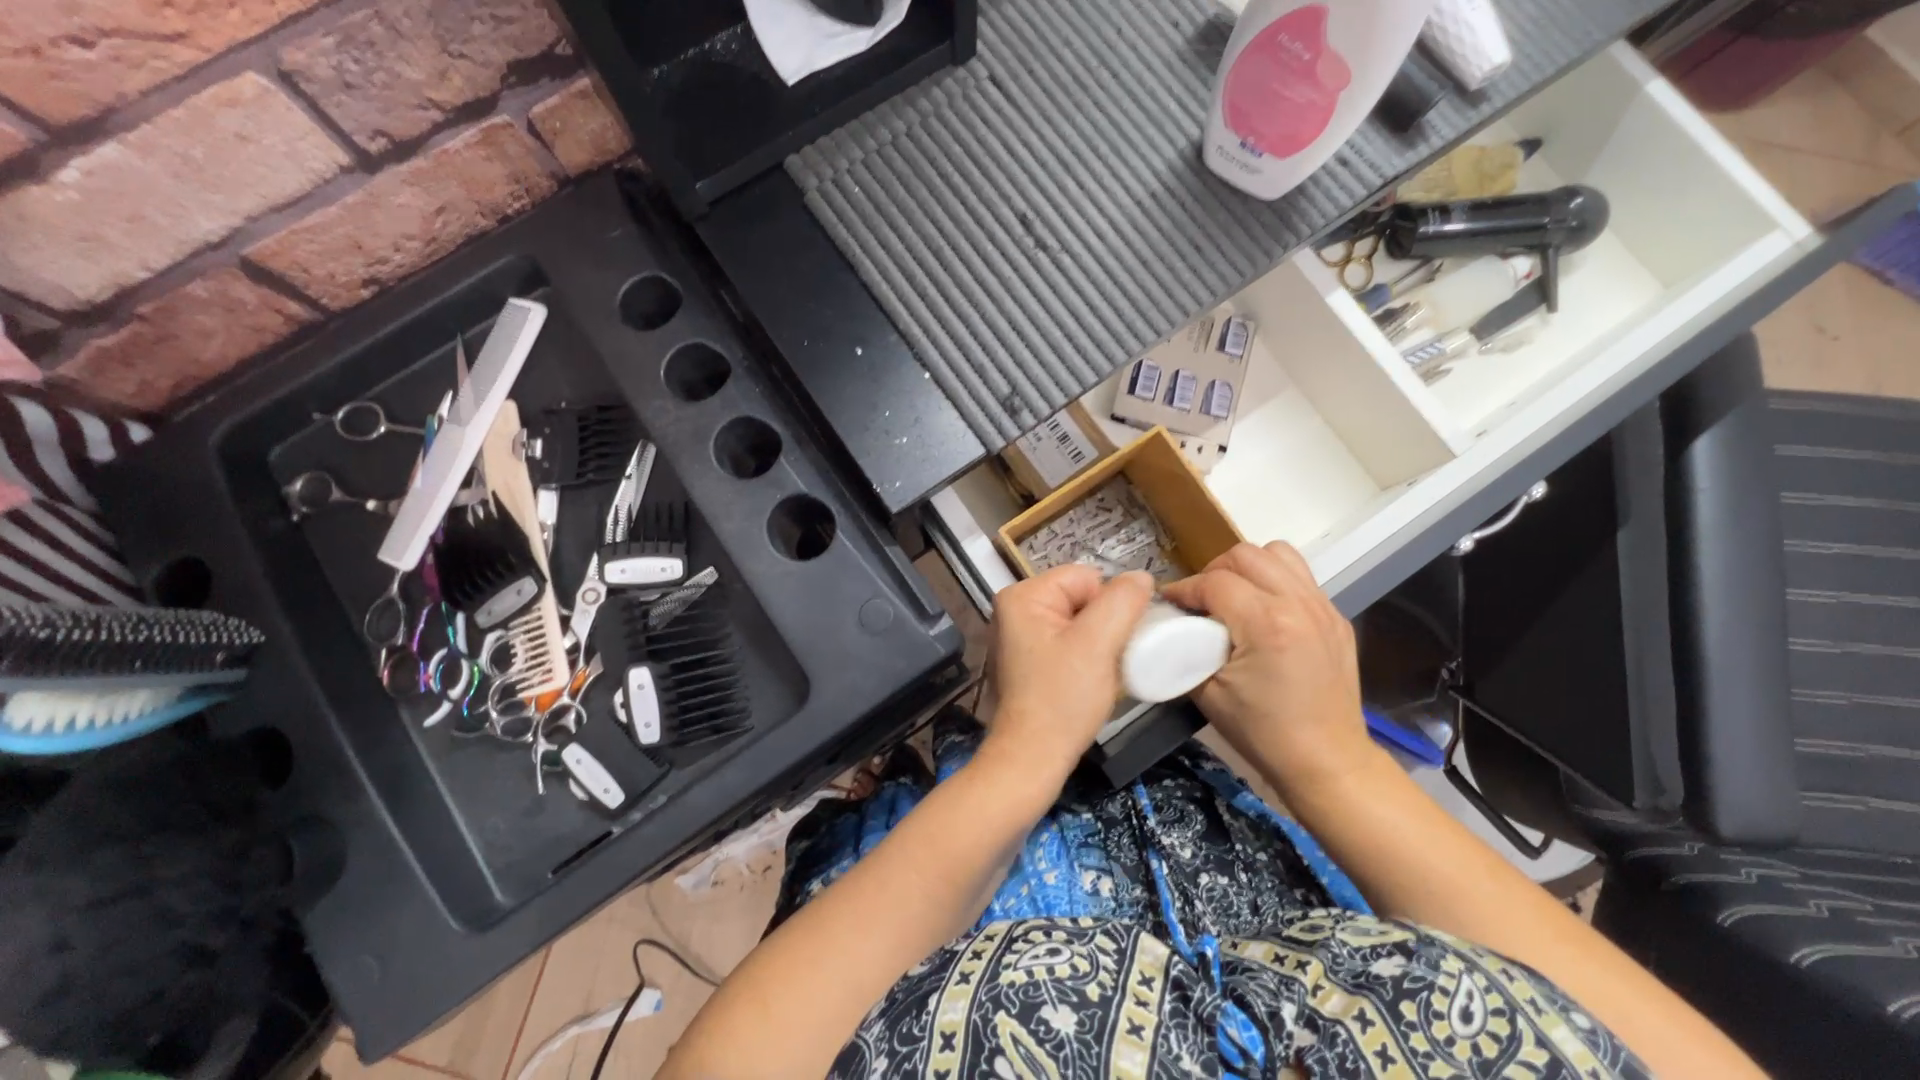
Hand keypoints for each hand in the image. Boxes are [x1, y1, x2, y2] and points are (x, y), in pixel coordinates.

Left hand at [983, 566, 1154, 782]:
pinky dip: (1086, 656)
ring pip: (1080, 622)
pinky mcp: (1028, 660)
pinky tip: (1088, 679)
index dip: (1110, 604)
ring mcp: (1019, 635)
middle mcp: (1014, 609)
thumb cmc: (1063, 699)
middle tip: (1108, 658)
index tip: (1113, 640)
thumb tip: (1141, 576)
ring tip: (1100, 671)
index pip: (1087, 577)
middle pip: (1082, 597)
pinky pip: (1070, 642)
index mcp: (1022, 595)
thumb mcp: (1099, 643)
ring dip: (1099, 642)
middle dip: (1104, 624)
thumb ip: (1123, 601)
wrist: (1034, 757)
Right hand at [1161, 542, 1379, 798]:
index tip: (1168, 603)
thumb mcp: (1208, 695)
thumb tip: (1169, 630)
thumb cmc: (1262, 733)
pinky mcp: (1335, 618)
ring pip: (1279, 554)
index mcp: (1265, 623)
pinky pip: (1301, 578)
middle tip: (1200, 601)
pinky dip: (1275, 582)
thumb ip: (1185, 652)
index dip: (1184, 589)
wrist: (1326, 761)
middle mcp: (1297, 604)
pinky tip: (1264, 612)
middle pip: (1245, 555)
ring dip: (1249, 567)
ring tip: (1234, 596)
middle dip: (1214, 572)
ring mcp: (1323, 608)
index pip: (1213, 582)